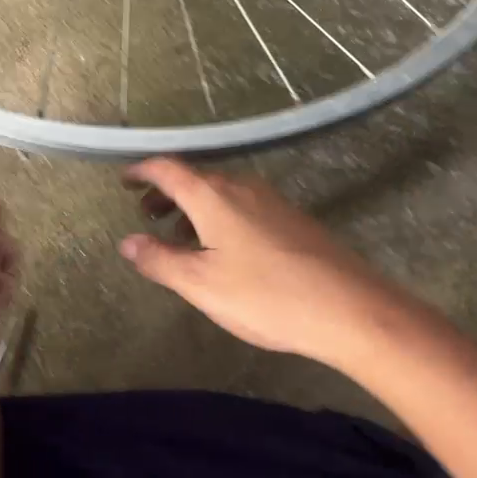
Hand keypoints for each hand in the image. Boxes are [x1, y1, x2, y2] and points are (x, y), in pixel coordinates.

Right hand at [120, 157, 400, 362]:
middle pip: (193, 176)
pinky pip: (241, 203)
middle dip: (165, 190)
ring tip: (180, 232)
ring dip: (192, 204)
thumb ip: (160, 261)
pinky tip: (224, 247)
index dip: (142, 171)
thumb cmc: (267, 295)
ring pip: (219, 190)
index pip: (167, 168)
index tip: (124, 180)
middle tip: (146, 211)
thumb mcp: (202, 285)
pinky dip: (218, 213)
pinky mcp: (292, 219)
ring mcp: (270, 200)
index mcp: (211, 195)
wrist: (352, 309)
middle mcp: (239, 186)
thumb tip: (127, 242)